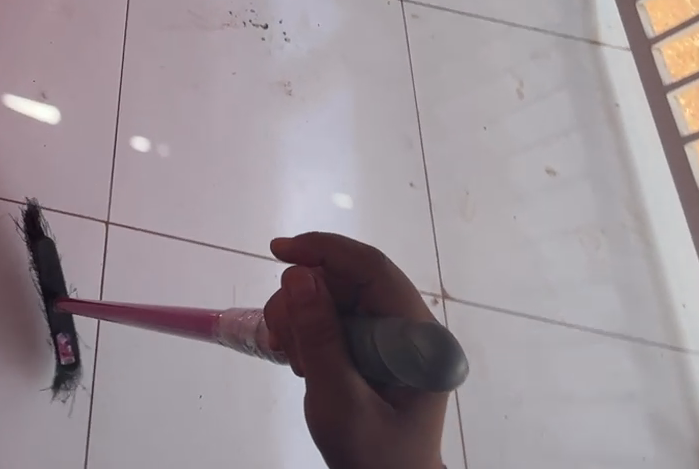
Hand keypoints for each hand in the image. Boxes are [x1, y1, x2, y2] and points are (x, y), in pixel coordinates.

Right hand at [263, 233, 447, 468]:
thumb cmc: (371, 458)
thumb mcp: (339, 401)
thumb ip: (319, 337)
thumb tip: (298, 274)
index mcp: (420, 339)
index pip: (373, 269)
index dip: (325, 250)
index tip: (278, 252)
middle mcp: (409, 328)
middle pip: (346, 279)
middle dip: (303, 298)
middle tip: (279, 335)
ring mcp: (391, 335)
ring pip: (332, 293)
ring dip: (299, 316)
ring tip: (292, 358)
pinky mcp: (373, 344)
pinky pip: (330, 312)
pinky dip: (304, 326)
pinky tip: (298, 356)